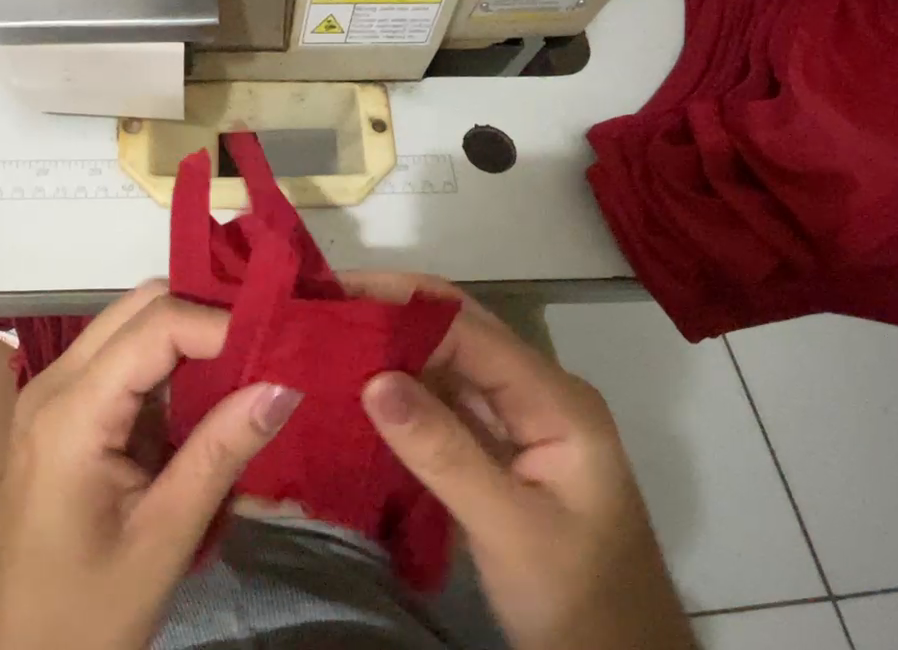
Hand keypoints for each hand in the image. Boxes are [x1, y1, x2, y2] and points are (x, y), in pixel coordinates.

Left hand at [0, 282, 301, 649]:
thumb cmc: (86, 611)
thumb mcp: (165, 538)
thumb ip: (222, 452)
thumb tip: (285, 383)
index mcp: (70, 412)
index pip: (156, 325)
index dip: (220, 324)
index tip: (277, 349)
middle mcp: (54, 382)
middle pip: (138, 308)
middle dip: (206, 316)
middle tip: (267, 348)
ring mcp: (52, 394)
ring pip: (131, 326)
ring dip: (189, 337)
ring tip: (249, 366)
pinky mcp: (62, 411)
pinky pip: (122, 360)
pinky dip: (169, 364)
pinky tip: (208, 394)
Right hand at [348, 274, 693, 649]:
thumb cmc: (580, 598)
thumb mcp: (509, 527)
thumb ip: (443, 452)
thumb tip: (373, 379)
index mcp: (554, 399)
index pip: (467, 328)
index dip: (399, 303)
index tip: (332, 298)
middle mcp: (535, 393)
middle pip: (456, 331)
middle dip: (388, 312)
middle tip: (318, 309)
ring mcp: (515, 420)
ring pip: (444, 364)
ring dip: (388, 348)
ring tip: (324, 339)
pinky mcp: (495, 448)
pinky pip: (441, 402)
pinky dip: (398, 390)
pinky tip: (354, 389)